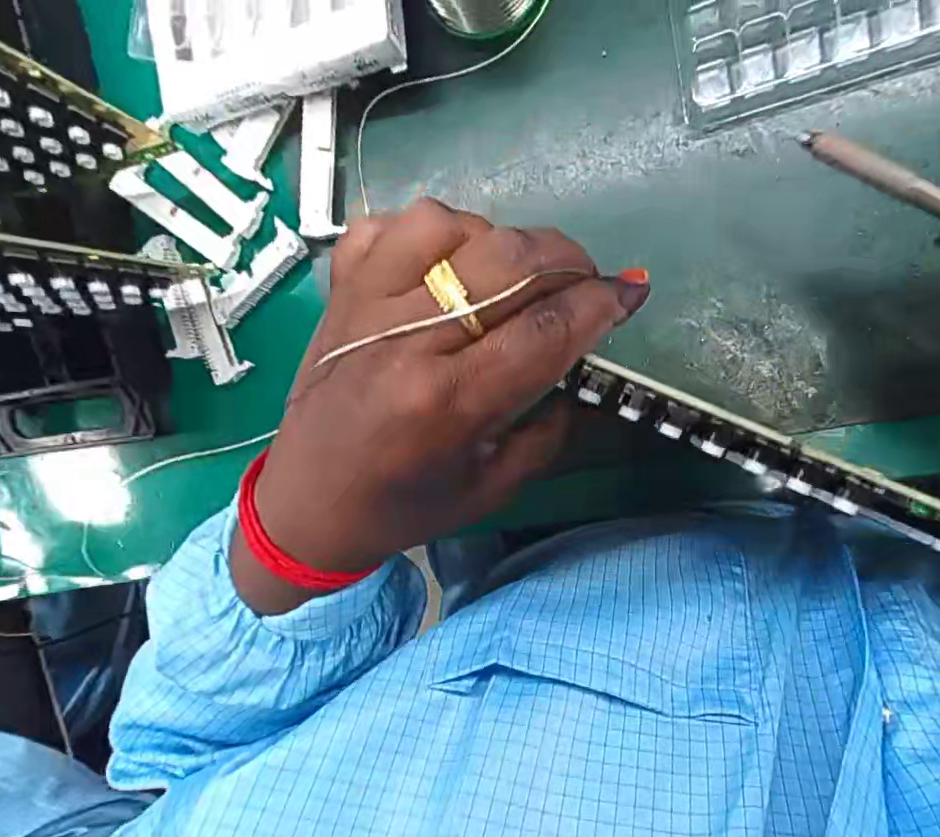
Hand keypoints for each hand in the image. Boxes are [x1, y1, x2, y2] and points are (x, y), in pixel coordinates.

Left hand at [235, 198, 649, 613]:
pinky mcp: (338, 293)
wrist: (309, 505)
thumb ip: (547, 433)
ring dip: (498, 240)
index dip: (601, 303)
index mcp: (448, 404)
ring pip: (448, 225)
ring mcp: (364, 307)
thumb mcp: (490, 490)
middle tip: (583, 280)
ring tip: (510, 274)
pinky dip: (429, 231)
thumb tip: (577, 374)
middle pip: (506, 263)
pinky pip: (387, 226)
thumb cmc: (403, 508)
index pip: (544, 330)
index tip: (630, 292)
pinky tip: (445, 264)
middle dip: (566, 260)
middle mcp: (406, 343)